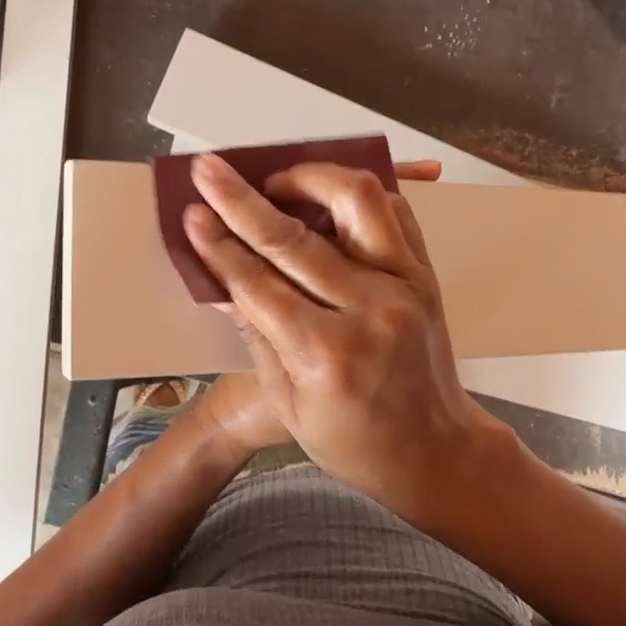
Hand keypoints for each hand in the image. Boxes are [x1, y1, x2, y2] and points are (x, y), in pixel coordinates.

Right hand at [181, 153, 512, 517]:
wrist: (434, 454)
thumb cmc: (354, 443)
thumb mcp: (288, 403)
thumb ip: (256, 334)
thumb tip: (220, 282)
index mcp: (325, 355)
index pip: (257, 283)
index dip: (218, 245)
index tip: (192, 215)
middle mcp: (369, 312)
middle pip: (293, 237)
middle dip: (241, 200)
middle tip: (209, 171)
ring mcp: (404, 287)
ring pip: (358, 201)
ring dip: (309, 179)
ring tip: (276, 181)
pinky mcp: (425, 276)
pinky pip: (395, 212)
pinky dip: (358, 195)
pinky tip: (326, 199)